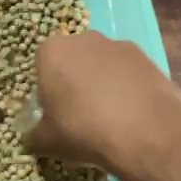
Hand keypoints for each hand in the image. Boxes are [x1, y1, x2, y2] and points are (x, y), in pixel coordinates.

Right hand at [24, 31, 180, 177]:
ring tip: (111, 119)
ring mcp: (120, 46)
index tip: (54, 111)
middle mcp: (85, 39)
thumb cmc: (84, 130)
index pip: (42, 64)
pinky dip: (129, 89)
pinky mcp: (150, 59)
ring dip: (104, 84)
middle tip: (80, 114)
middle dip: (76, 81)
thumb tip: (31, 139)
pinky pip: (130, 74)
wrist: (147, 134)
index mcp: (53, 51)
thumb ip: (34, 136)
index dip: (47, 88)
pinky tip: (133, 116)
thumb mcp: (46, 141)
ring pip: (104, 65)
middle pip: (74, 60)